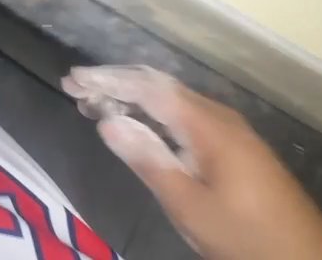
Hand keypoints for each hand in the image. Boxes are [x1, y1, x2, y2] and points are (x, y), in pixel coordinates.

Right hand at [62, 66, 321, 259]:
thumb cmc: (249, 241)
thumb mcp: (192, 208)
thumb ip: (148, 161)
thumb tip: (107, 121)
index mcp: (209, 126)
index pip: (147, 88)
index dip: (107, 80)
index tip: (72, 80)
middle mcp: (220, 117)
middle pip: (158, 85)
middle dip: (115, 82)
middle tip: (76, 88)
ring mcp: (232, 132)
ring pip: (172, 99)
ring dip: (132, 96)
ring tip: (97, 103)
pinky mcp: (238, 149)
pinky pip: (185, 114)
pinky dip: (153, 111)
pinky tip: (139, 124)